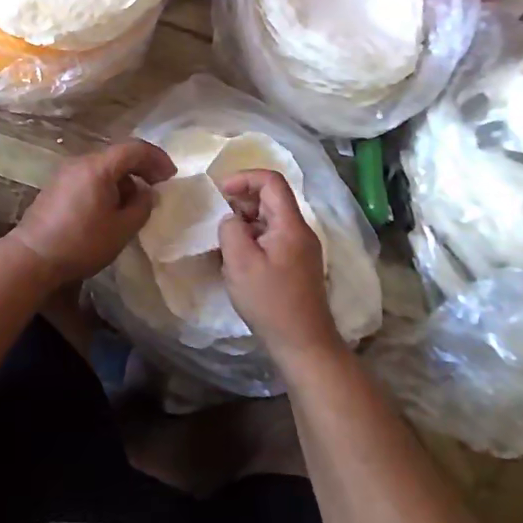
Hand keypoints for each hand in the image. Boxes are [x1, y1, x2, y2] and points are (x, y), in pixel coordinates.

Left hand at [11, 139, 175, 285]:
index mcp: (99, 166)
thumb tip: (148, 192)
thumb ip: (142, 206)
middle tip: (157, 187)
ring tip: (135, 203)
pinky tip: (110, 208)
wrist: (31, 258)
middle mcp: (81, 162)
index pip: (135, 148)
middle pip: (118, 155)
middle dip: (142, 168)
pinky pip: (90, 177)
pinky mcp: (56, 187)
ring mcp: (65, 173)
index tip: (171, 177)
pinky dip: (107, 185)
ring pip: (103, 167)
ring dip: (124, 179)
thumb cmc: (81, 242)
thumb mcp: (122, 229)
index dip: (157, 159)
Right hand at [218, 170, 341, 362]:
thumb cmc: (271, 302)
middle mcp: (300, 230)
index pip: (271, 181)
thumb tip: (231, 219)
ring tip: (224, 240)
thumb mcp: (240, 263)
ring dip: (246, 221)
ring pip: (271, 219)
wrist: (304, 344)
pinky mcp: (297, 264)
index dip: (244, 178)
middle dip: (242, 200)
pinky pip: (273, 237)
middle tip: (218, 218)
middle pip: (272, 198)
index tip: (220, 192)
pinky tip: (238, 258)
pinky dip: (253, 238)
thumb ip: (230, 230)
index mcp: (290, 224)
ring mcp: (301, 248)